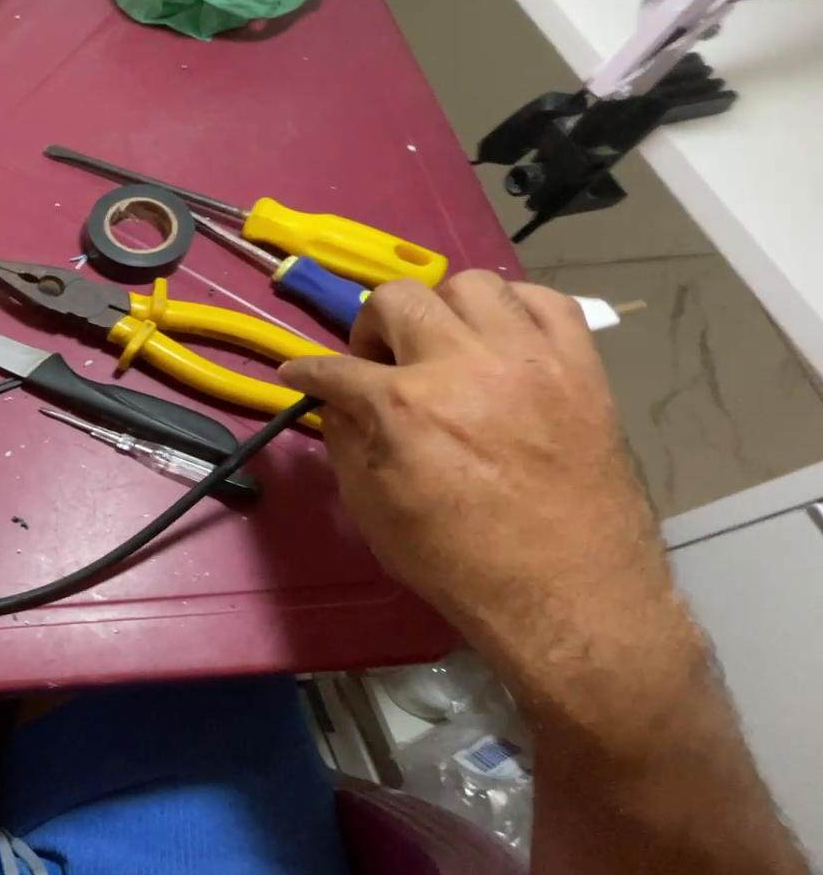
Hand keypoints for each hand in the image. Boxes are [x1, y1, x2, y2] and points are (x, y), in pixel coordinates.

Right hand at [277, 272, 677, 695]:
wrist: (563, 590)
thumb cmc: (451, 556)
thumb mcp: (369, 504)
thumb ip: (346, 440)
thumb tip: (340, 405)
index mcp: (403, 405)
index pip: (332, 368)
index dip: (303, 371)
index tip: (294, 374)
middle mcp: (464, 364)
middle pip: (397, 299)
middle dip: (368, 327)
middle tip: (374, 365)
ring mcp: (530, 358)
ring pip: (472, 283)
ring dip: (439, 310)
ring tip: (438, 349)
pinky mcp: (581, 367)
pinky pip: (544, 301)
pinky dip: (509, 310)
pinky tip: (495, 344)